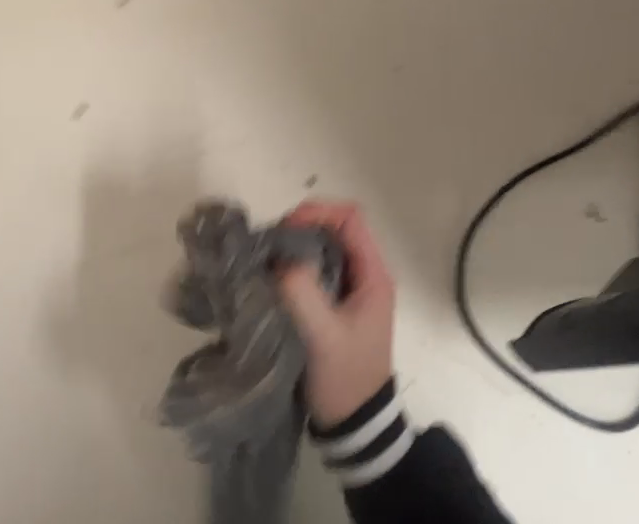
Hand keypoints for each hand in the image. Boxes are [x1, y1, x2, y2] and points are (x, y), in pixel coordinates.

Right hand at [276, 200, 396, 427]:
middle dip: (298, 229)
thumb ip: (301, 291)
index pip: (349, 218)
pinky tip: (270, 279)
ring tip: (264, 262)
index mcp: (373, 275)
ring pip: (319, 246)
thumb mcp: (322, 335)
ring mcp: (348, 288)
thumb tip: (278, 257)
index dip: (316, 213)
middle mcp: (364, 274)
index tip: (284, 230)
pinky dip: (290, 266)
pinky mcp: (331, 302)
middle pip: (332, 227)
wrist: (354, 425)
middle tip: (268, 247)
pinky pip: (311, 268)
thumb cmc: (345, 378)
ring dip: (292, 248)